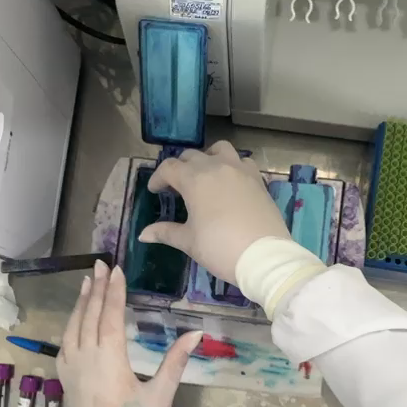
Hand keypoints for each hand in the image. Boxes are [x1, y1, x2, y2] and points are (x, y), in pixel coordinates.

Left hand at [57, 261, 201, 406]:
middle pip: (90, 316)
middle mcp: (86, 359)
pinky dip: (70, 326)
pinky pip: (65, 345)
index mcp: (110, 360)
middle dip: (97, 289)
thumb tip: (196, 333)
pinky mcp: (67, 382)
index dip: (115, 292)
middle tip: (101, 265)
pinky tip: (75, 321)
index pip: (111, 316)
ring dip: (81, 304)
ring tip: (87, 284)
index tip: (118, 270)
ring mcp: (72, 371)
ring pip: (73, 328)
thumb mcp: (161, 396)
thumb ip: (176, 361)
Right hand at [139, 141, 293, 284]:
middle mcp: (216, 167)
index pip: (169, 168)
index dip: (158, 178)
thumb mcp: (189, 242)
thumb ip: (165, 232)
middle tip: (176, 187)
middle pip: (191, 156)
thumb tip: (143, 234)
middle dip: (179, 168)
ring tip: (204, 175)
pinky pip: (241, 161)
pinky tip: (230, 182)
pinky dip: (232, 165)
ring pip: (219, 150)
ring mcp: (240, 170)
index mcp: (195, 180)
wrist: (264, 257)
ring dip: (207, 158)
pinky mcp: (257, 179)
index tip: (154, 191)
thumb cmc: (220, 248)